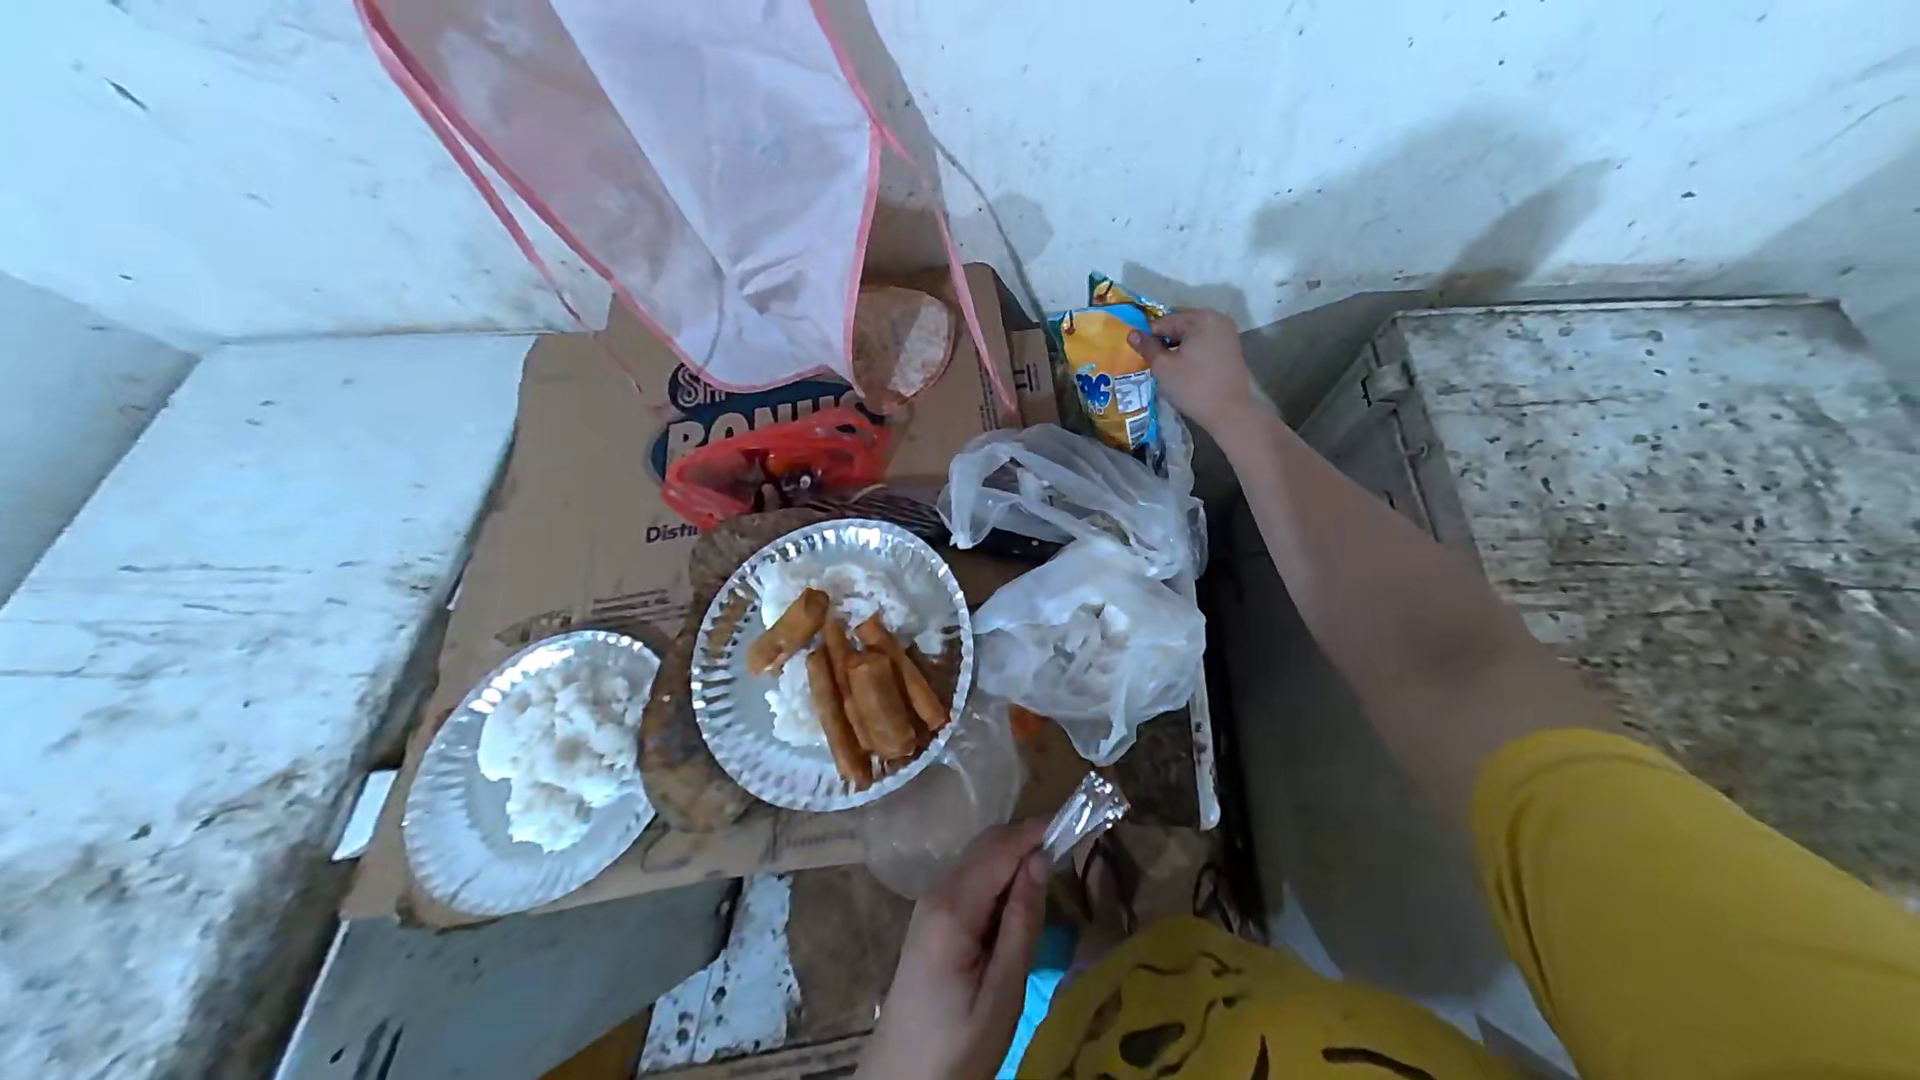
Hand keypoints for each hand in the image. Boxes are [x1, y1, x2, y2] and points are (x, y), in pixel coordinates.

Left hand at [858, 821, 1050, 1079]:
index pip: (1000, 847)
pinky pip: (972, 879)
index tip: (1076, 821)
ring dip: (1015, 856)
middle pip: (987, 845)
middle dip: (1028, 838)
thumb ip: (1022, 923)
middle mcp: (937, 890)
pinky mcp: (932, 916)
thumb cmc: (957, 1046)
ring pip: (979, 859)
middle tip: (1072, 846)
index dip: (1037, 830)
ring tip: (1054, 869)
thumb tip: (1041, 860)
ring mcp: (931, 901)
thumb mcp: (1003, 993)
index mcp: (953, 906)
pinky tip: (1020, 897)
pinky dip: (1000, 876)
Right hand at [1129, 308, 1261, 434]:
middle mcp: (1217, 318)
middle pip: (1180, 325)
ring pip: (1192, 335)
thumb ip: (1147, 347)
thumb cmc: (1192, 386)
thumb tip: (1132, 333)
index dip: (1149, 337)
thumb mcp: (1163, 367)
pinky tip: (1185, 369)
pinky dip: (1191, 352)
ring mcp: (1227, 333)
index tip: (1141, 355)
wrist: (1229, 411)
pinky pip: (1204, 343)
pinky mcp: (1231, 348)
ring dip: (1177, 347)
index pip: (1164, 321)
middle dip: (1164, 341)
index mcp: (1201, 318)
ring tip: (1169, 368)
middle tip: (1154, 362)